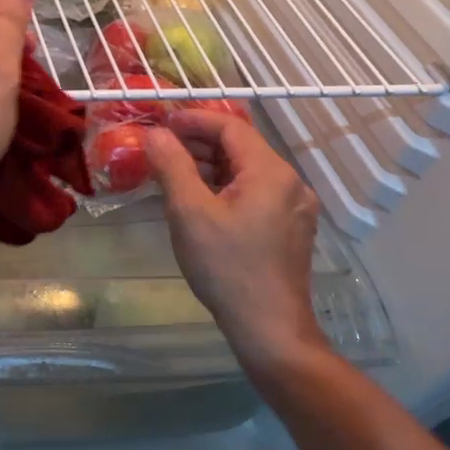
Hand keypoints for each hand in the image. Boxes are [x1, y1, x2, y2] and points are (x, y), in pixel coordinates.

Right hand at [148, 109, 326, 368]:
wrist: (270, 329)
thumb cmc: (227, 267)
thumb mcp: (188, 212)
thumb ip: (171, 164)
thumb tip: (156, 133)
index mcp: (271, 173)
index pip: (230, 126)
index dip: (193, 119)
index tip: (160, 123)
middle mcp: (290, 183)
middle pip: (240, 146)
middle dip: (198, 142)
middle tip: (159, 147)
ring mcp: (293, 208)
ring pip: (246, 170)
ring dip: (209, 165)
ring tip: (171, 172)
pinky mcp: (289, 229)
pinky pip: (254, 192)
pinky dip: (223, 186)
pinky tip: (197, 201)